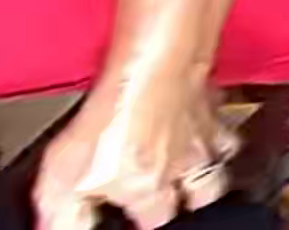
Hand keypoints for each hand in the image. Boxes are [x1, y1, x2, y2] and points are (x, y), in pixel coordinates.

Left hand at [35, 75, 238, 229]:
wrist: (152, 73)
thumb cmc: (110, 123)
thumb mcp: (60, 184)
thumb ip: (68, 217)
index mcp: (151, 187)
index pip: (159, 219)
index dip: (149, 222)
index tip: (139, 220)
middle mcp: (189, 162)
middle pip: (211, 187)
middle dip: (201, 194)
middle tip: (185, 196)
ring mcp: (209, 128)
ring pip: (228, 152)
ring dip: (218, 158)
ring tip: (202, 161)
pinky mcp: (217, 101)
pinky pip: (226, 118)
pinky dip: (219, 123)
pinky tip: (203, 121)